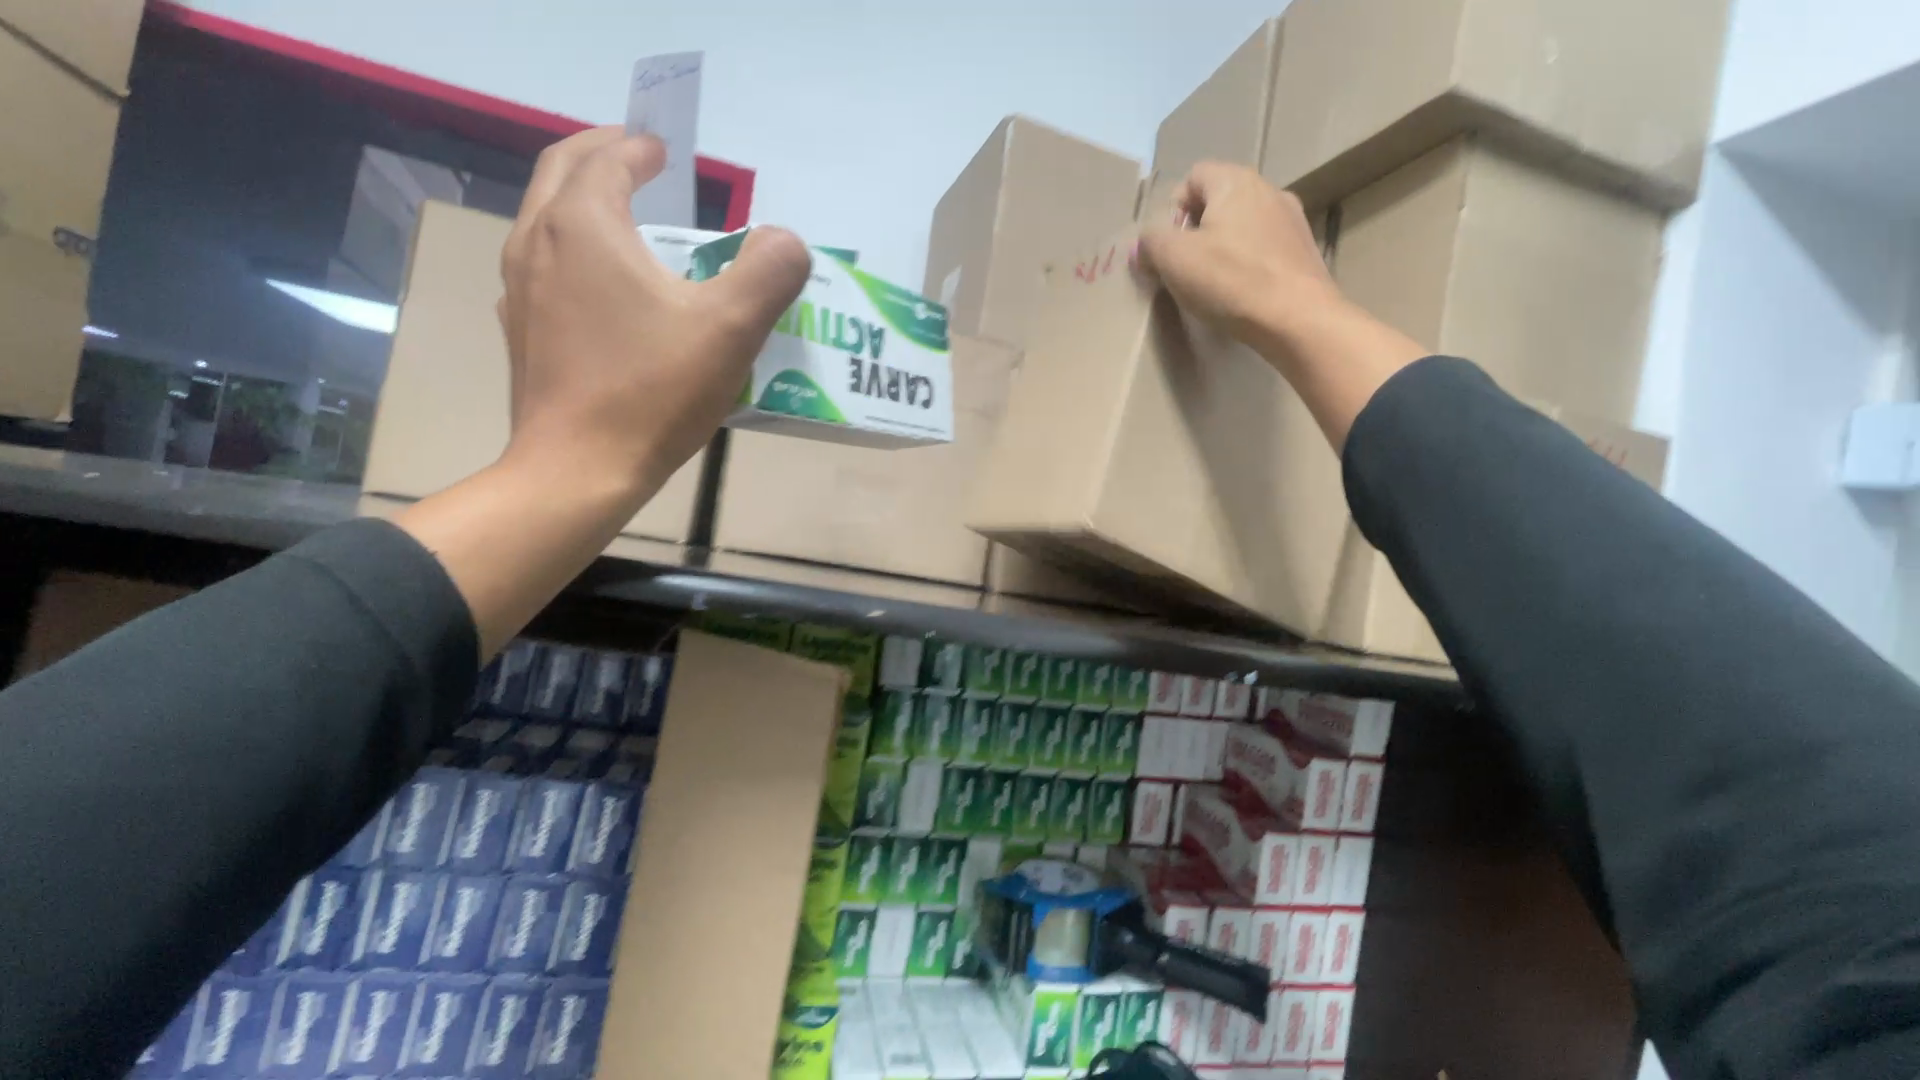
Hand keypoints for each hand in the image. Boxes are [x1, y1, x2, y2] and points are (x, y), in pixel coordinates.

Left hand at [395, 126, 809, 658]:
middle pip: (561, 173)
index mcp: (584, 225)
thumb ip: (769, 272)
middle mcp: (537, 242)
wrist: (578, 470)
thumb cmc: (652, 392)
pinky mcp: (521, 330)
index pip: (606, 158)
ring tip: (625, 218)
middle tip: (636, 161)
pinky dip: (571, 249)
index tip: (665, 152)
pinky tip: (602, 286)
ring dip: (581, 201)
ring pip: (545, 218)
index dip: (638, 148)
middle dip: (600, 156)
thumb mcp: (731, 329)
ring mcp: (519, 288)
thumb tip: (786, 241)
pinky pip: (543, 265)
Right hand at [1138, 162, 1339, 359]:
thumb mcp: (1173, 258)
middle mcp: (1268, 190)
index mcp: (1235, 181)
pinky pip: (1263, 248)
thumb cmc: (1231, 280)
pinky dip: (1248, 263)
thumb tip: (1145, 244)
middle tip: (1185, 267)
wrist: (1298, 319)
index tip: (1168, 246)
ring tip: (1213, 283)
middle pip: (1219, 201)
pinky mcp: (1304, 251)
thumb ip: (1151, 242)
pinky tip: (1242, 292)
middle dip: (1196, 230)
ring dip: (1222, 248)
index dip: (1173, 209)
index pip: (1193, 176)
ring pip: (1242, 225)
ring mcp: (1292, 220)